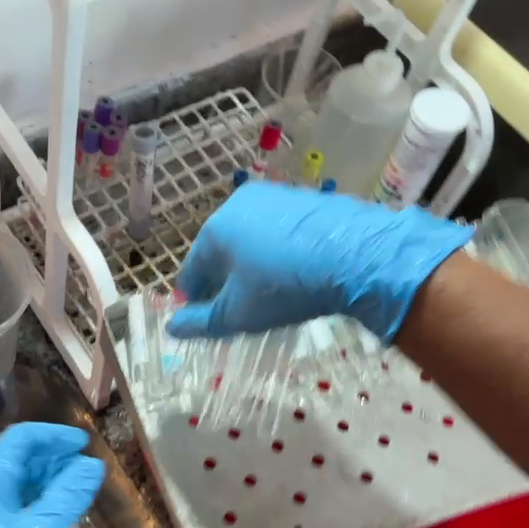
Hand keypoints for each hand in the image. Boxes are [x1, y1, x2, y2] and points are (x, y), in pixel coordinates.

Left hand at [0, 423, 104, 527]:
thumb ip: (68, 496)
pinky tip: (54, 511)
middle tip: (86, 468)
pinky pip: (6, 502)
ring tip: (76, 489)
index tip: (86, 444)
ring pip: (12, 480)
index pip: (21, 438)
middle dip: (51, 457)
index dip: (55, 437)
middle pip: (15, 456)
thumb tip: (93, 465)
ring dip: (44, 479)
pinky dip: (32, 500)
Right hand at [166, 183, 473, 342]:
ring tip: (266, 294)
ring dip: (250, 266)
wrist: (356, 256)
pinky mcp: (306, 200)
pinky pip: (278, 232)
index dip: (193, 300)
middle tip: (236, 309)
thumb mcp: (237, 313)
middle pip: (220, 252)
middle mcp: (239, 204)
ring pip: (250, 240)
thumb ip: (200, 323)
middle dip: (223, 281)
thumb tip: (171, 330)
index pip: (191, 270)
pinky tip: (292, 274)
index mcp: (215, 229)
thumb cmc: (282, 286)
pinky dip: (276, 253)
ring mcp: (275, 197)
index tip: (203, 320)